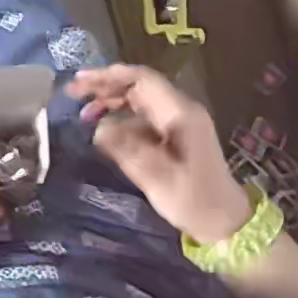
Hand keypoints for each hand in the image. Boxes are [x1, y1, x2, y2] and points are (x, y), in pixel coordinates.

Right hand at [66, 65, 251, 243]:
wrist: (223, 220)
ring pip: (139, 100)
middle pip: (139, 86)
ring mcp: (177, 123)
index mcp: (181, 114)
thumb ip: (128, 149)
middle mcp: (180, 111)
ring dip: (111, 101)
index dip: (110, 76)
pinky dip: (120, 117)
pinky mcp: (173, 135)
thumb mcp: (158, 177)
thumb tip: (99, 128)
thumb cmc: (194, 199)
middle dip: (106, 85)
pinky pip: (142, 117)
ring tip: (84, 113)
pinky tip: (103, 129)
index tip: (81, 81)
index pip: (142, 80)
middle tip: (74, 92)